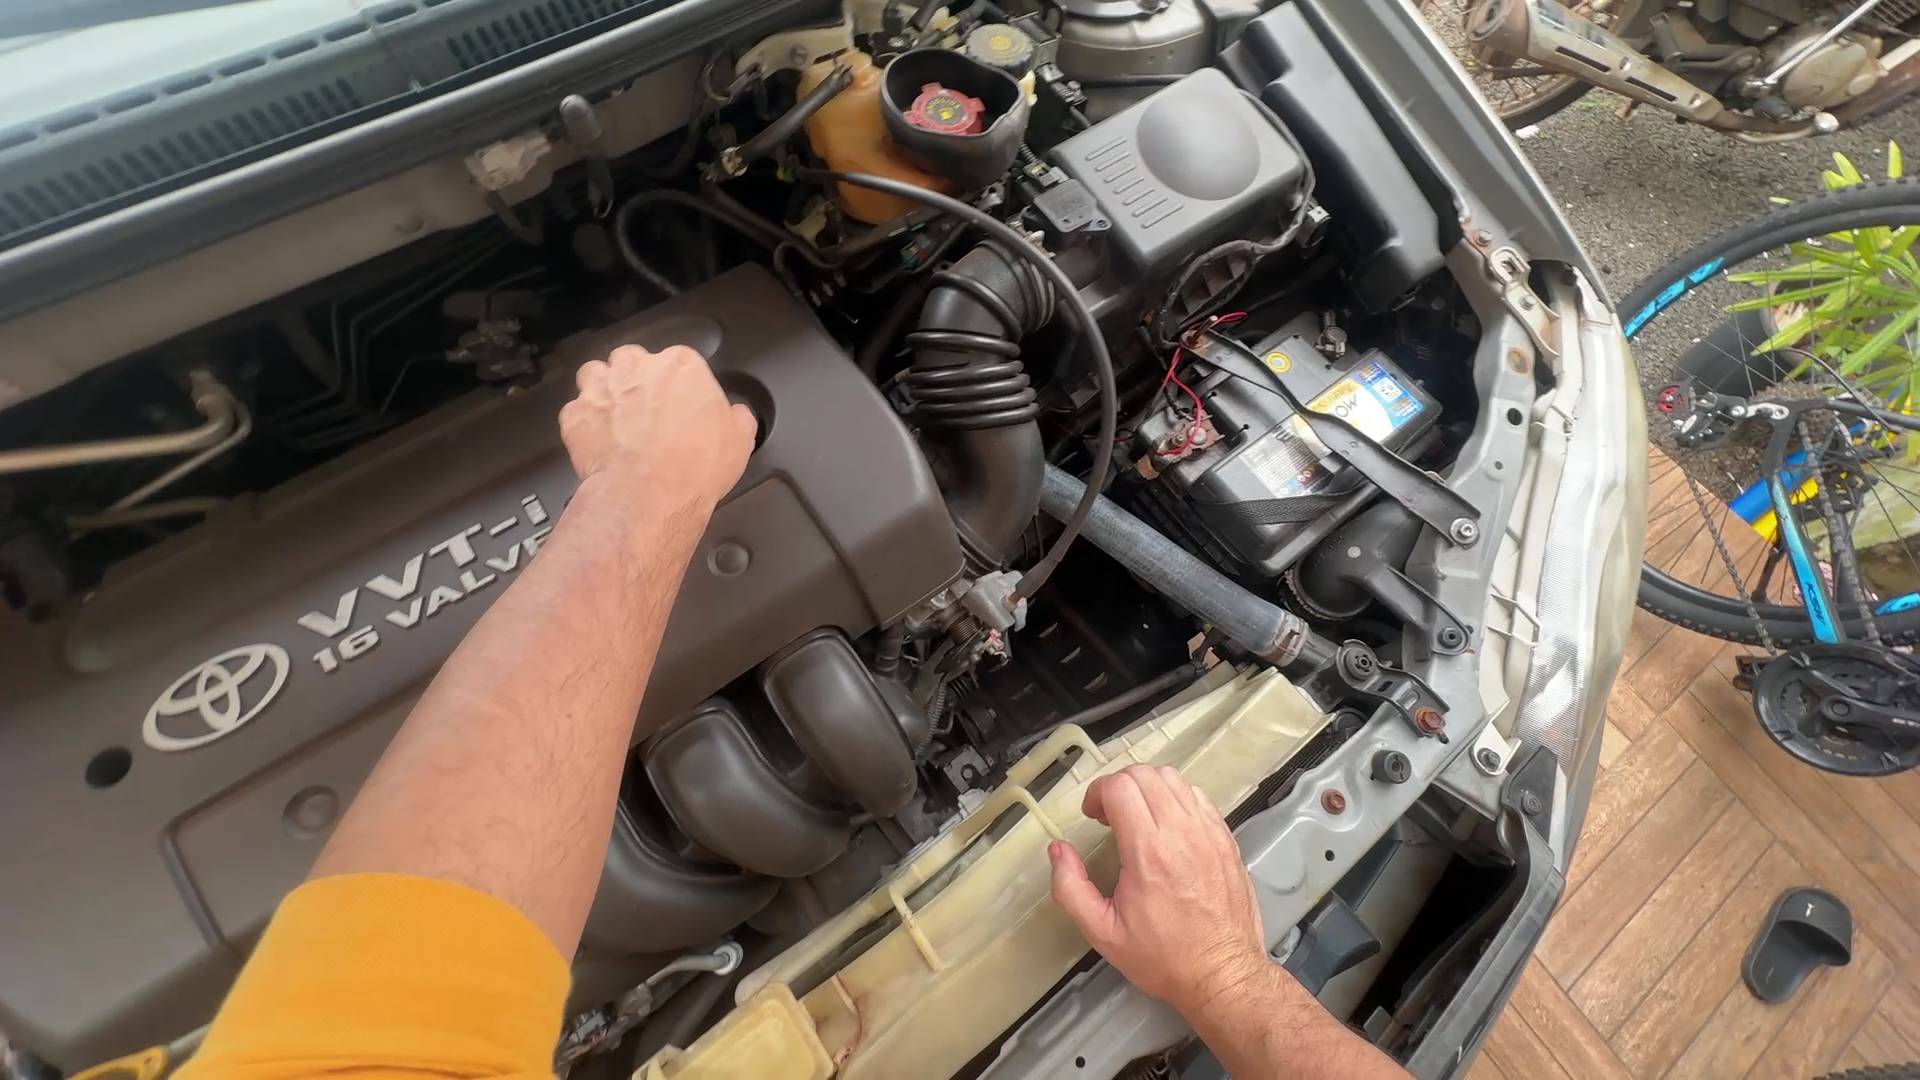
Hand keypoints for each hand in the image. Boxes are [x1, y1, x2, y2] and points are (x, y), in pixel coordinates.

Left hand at [559, 344, 756, 511]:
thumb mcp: (740, 440)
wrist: (650, 496)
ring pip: (598, 374)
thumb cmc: (694, 467)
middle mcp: (638, 368)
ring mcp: (602, 389)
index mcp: (682, 366)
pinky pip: (578, 409)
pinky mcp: (576, 415)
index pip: (682, 361)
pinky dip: (588, 422)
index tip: (687, 405)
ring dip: (608, 390)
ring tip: (622, 419)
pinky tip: (604, 441)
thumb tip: (736, 415)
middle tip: (654, 412)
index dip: (685, 385)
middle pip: (635, 360)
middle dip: (641, 381)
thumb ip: (738, 417)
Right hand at [1048, 764, 1270, 1014]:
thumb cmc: (1164, 957)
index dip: (1097, 792)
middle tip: (1110, 814)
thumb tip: (1058, 849)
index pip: (1119, 787)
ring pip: (1172, 777)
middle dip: (1118, 785)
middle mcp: (1181, 832)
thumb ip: (1070, 887)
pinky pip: (1196, 795)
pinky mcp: (1225, 837)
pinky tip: (1167, 821)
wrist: (1224, 976)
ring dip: (1146, 786)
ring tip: (1137, 813)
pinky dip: (1175, 796)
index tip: (1093, 816)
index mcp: (1148, 851)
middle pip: (1143, 774)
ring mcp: (1208, 832)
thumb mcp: (1102, 932)